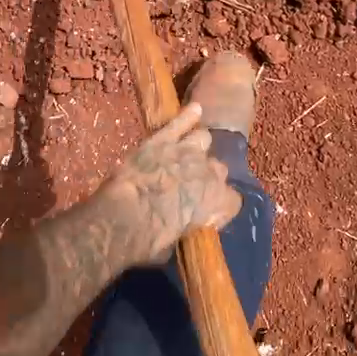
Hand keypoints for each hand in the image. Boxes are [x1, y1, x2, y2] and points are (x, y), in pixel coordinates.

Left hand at [96, 102, 242, 263]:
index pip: (232, 201)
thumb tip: (183, 226)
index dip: (220, 207)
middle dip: (209, 176)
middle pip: (219, 168)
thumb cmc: (151, 241)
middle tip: (193, 187)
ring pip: (203, 139)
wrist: (123, 218)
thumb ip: (187, 227)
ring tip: (188, 154)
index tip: (209, 214)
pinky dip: (188, 116)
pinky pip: (181, 121)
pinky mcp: (164, 138)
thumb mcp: (175, 244)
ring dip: (197, 148)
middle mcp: (209, 171)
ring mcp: (187, 150)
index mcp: (217, 200)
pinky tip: (194, 110)